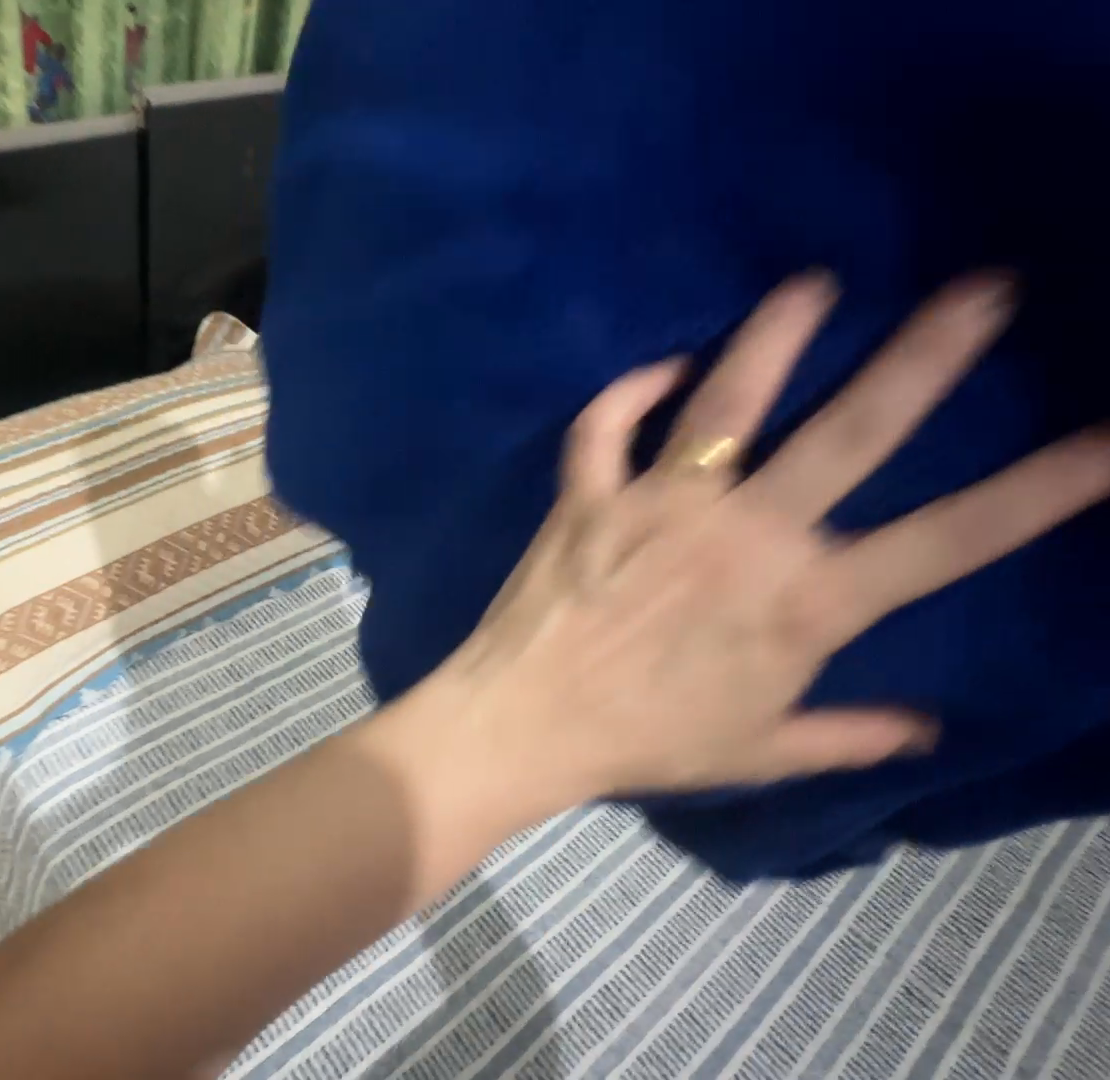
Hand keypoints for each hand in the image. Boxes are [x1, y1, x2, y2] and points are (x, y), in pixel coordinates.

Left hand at [427, 271, 1109, 800]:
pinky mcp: (584, 501)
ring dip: (769, 340)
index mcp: (805, 602)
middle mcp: (742, 536)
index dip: (1044, 488)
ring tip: (809, 285)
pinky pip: (602, 430)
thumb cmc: (642, 740)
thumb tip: (927, 729)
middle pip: (846, 435)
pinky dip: (626, 393)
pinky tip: (660, 367)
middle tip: (979, 289)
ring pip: (722, 407)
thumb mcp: (757, 751)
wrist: (527, 720)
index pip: (950, 538)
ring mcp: (656, 508)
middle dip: (919, 360)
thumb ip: (844, 734)